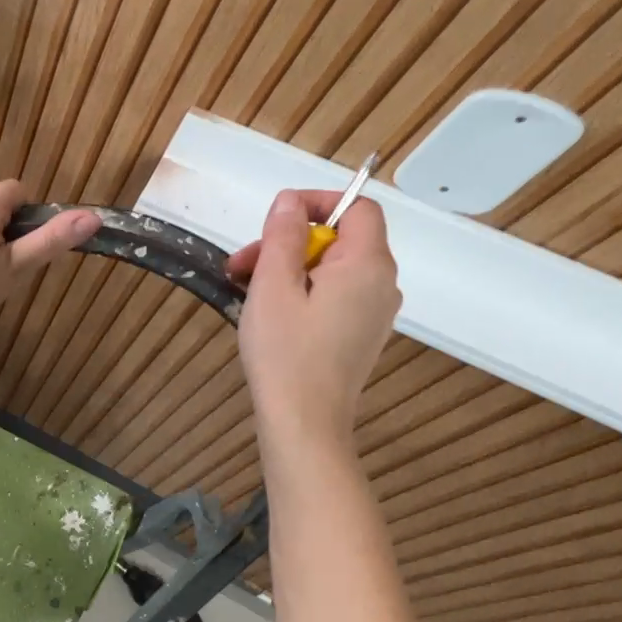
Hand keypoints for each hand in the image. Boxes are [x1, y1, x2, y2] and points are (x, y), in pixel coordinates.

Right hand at [227, 189, 400, 447]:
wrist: (304, 420)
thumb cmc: (285, 352)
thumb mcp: (273, 288)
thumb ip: (282, 238)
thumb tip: (290, 201)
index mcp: (367, 265)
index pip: (357, 208)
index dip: (317, 203)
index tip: (272, 219)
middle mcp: (383, 283)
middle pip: (341, 240)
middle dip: (288, 243)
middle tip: (239, 266)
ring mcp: (375, 311)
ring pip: (334, 269)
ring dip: (289, 269)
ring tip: (245, 292)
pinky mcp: (361, 334)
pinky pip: (335, 295)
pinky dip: (302, 292)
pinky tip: (269, 314)